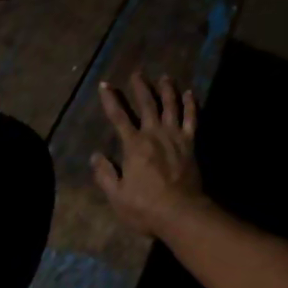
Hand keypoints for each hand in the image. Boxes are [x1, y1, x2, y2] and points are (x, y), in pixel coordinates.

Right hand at [90, 72, 208, 236]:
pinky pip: (191, 119)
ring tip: (165, 77)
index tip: (105, 85)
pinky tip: (190, 94)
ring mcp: (174, 137)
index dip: (110, 100)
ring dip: (167, 90)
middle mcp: (154, 134)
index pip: (119, 117)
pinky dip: (190, 105)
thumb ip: (105, 175)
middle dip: (140, 87)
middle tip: (137, 73)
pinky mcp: (190, 144)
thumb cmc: (146, 207)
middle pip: (147, 105)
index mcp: (134, 145)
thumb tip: (95, 156)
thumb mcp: (117, 196)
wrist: (181, 213)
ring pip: (170, 106)